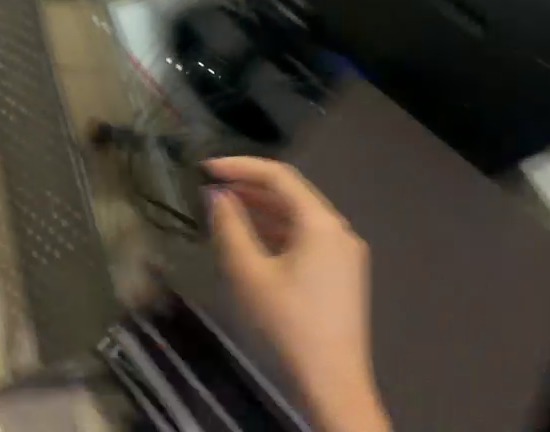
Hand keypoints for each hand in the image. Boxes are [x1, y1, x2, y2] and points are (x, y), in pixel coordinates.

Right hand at [204, 157, 389, 431]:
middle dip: (248, 185)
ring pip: (297, 214)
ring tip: (222, 208)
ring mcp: (344, 253)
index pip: (279, 176)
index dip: (239, 166)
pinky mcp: (341, 273)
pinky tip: (249, 237)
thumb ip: (229, 225)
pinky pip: (304, 235)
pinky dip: (275, 228)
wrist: (332, 384)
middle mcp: (339, 230)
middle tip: (210, 187)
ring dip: (260, 207)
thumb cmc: (288, 323)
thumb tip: (216, 194)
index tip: (205, 169)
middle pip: (290, 192)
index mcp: (321, 224)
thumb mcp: (248, 271)